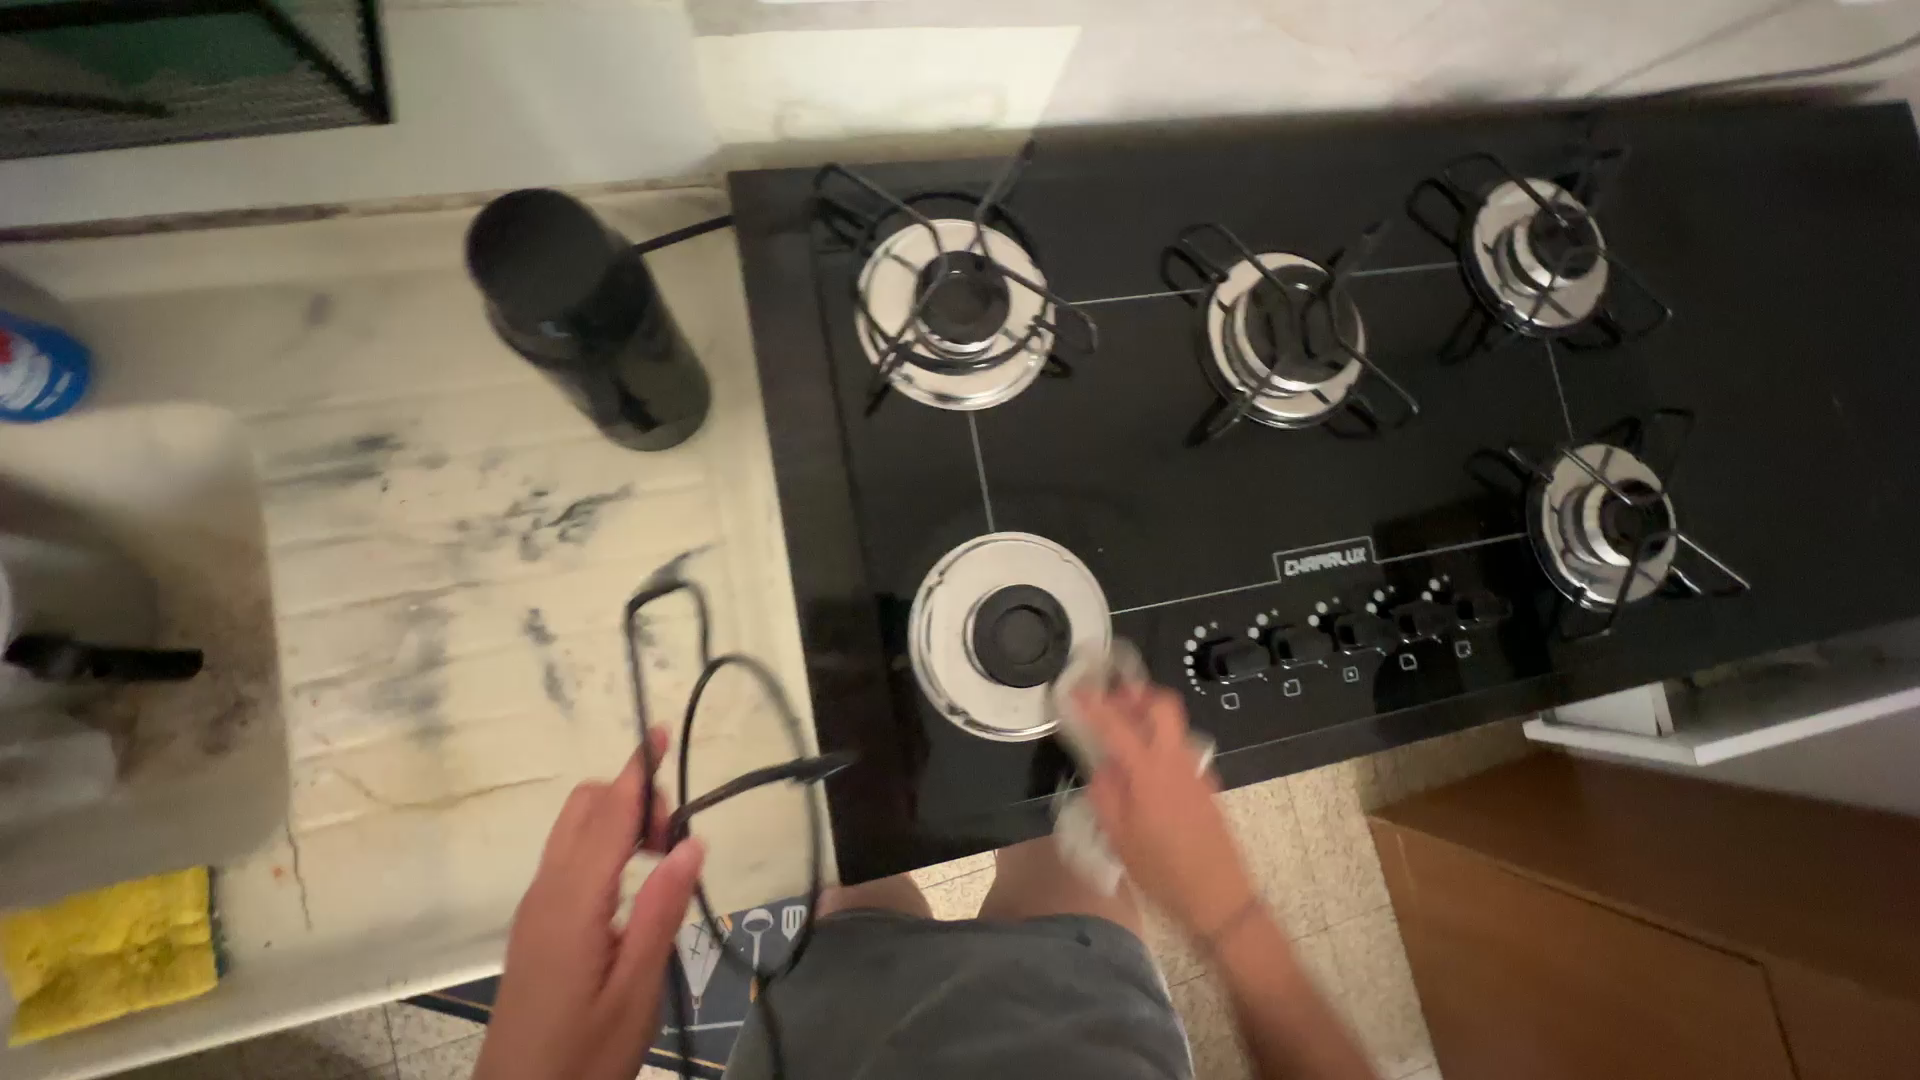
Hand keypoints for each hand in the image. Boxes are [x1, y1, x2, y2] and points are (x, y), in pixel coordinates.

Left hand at [475, 729, 704, 1079]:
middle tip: (675, 845)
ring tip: (662, 864)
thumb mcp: (637, 989)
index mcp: (572, 903)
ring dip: (620, 822)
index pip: (608, 816)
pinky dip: (607, 846)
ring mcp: (536, 908)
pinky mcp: (537, 925)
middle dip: (633, 799)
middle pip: (586, 808)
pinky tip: (635, 886)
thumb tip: (692, 841)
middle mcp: (546, 892)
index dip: (636, 771)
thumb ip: (662, 909)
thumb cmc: (583, 1057)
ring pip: (576, 830)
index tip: (658, 733)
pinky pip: (571, 858)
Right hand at [1075, 682, 1257, 942]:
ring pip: (1173, 725)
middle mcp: (1176, 760)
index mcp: (1149, 771)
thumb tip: (1103, 767)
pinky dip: (1160, 743)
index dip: (1094, 703)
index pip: (1117, 724)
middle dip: (1137, 694)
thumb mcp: (1118, 836)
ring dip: (1149, 717)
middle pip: (1163, 704)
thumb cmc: (1162, 870)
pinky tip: (1146, 770)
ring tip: (1124, 732)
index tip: (1078, 690)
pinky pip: (1180, 749)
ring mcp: (1196, 770)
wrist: (1219, 896)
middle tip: (1113, 699)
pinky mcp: (1206, 784)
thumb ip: (1105, 793)